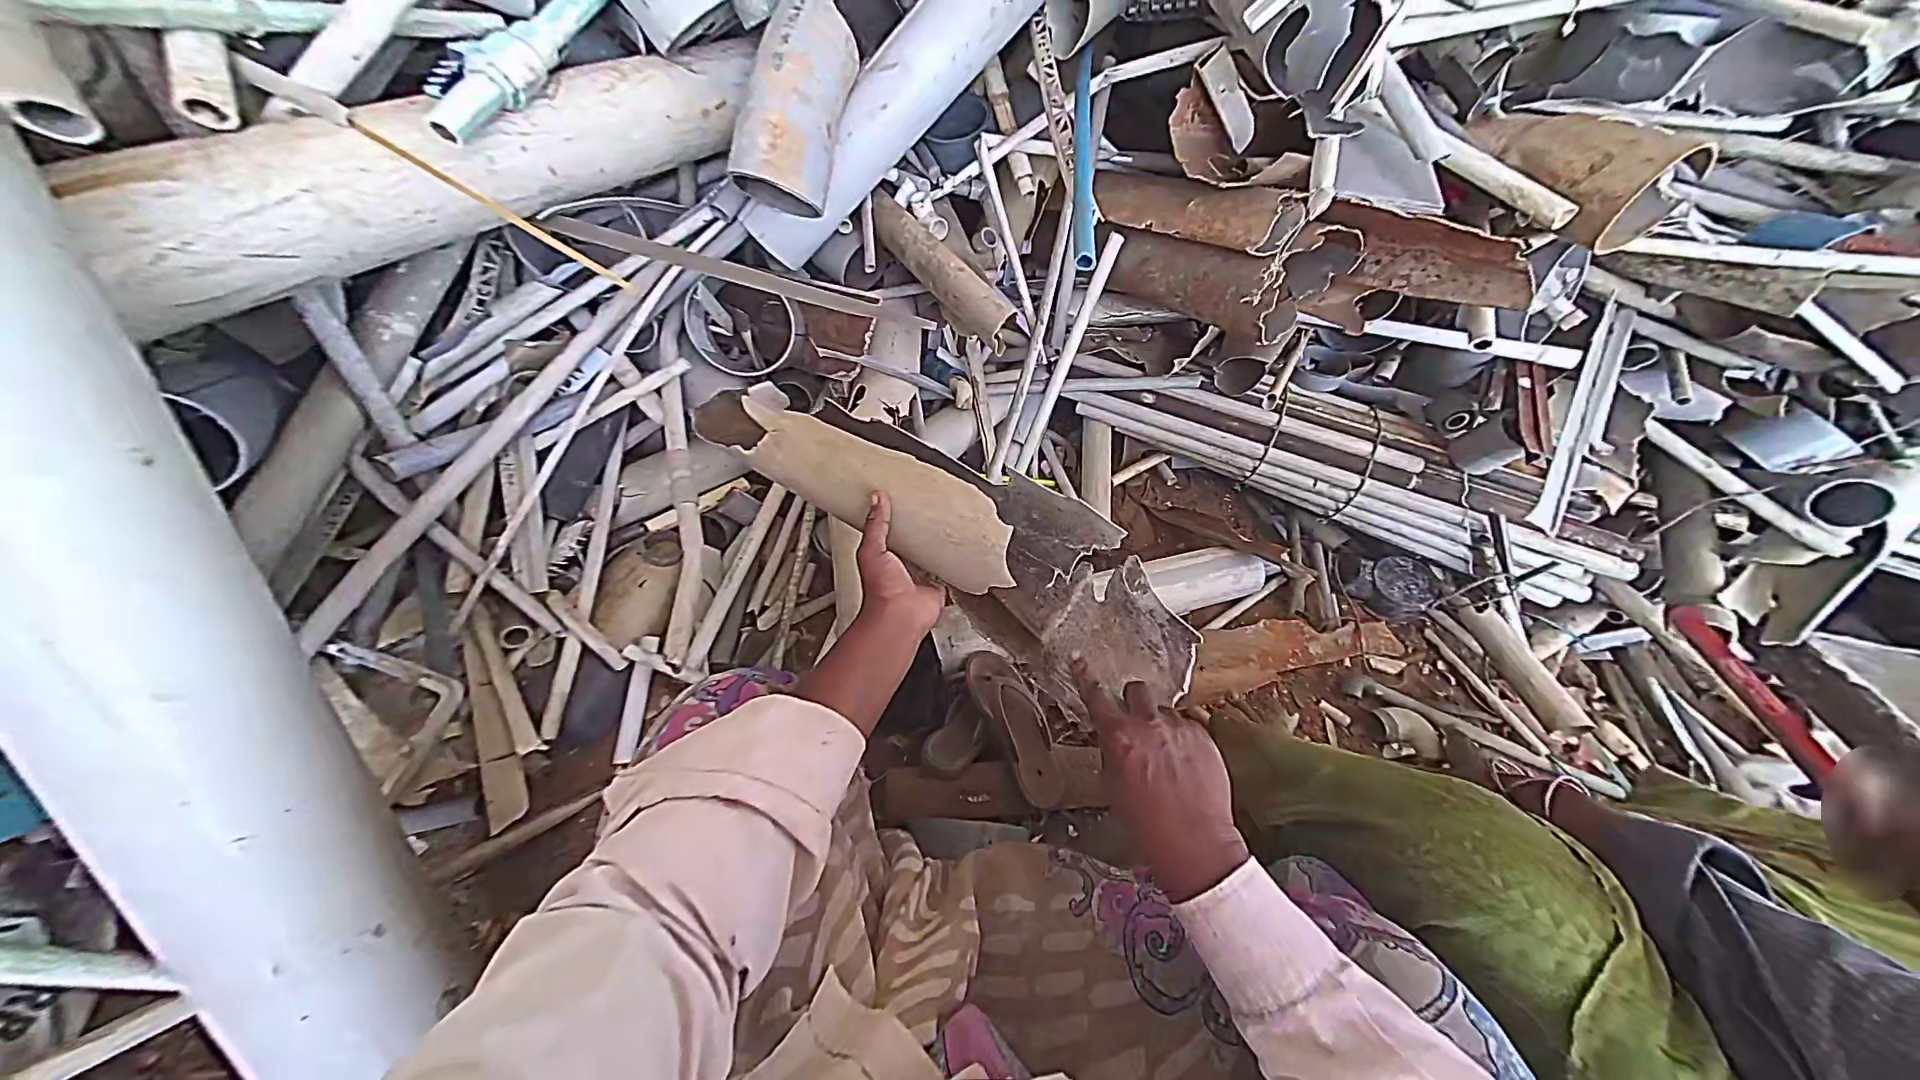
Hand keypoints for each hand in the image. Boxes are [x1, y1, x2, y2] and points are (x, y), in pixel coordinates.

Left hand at [856, 492, 944, 635]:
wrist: (900, 615)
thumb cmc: (881, 590)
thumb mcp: (872, 550)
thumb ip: (875, 525)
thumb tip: (877, 499)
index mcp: (883, 557)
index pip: (888, 533)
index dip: (894, 519)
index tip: (900, 502)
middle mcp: (902, 567)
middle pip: (912, 544)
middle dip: (918, 531)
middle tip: (927, 512)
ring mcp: (920, 577)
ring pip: (930, 557)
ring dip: (936, 546)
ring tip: (945, 527)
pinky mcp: (937, 585)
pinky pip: (946, 572)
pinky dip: (951, 564)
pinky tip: (958, 552)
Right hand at [1076, 660, 1248, 902]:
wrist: (1195, 841)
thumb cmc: (1148, 823)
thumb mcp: (1113, 786)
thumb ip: (1111, 752)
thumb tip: (1112, 739)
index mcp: (1119, 737)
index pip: (1096, 696)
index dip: (1085, 678)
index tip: (1080, 663)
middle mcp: (1148, 725)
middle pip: (1136, 690)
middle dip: (1133, 701)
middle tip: (1136, 722)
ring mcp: (1179, 728)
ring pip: (1163, 711)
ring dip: (1160, 725)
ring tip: (1167, 757)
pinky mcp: (1204, 735)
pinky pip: (1187, 726)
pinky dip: (1183, 740)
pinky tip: (1185, 766)